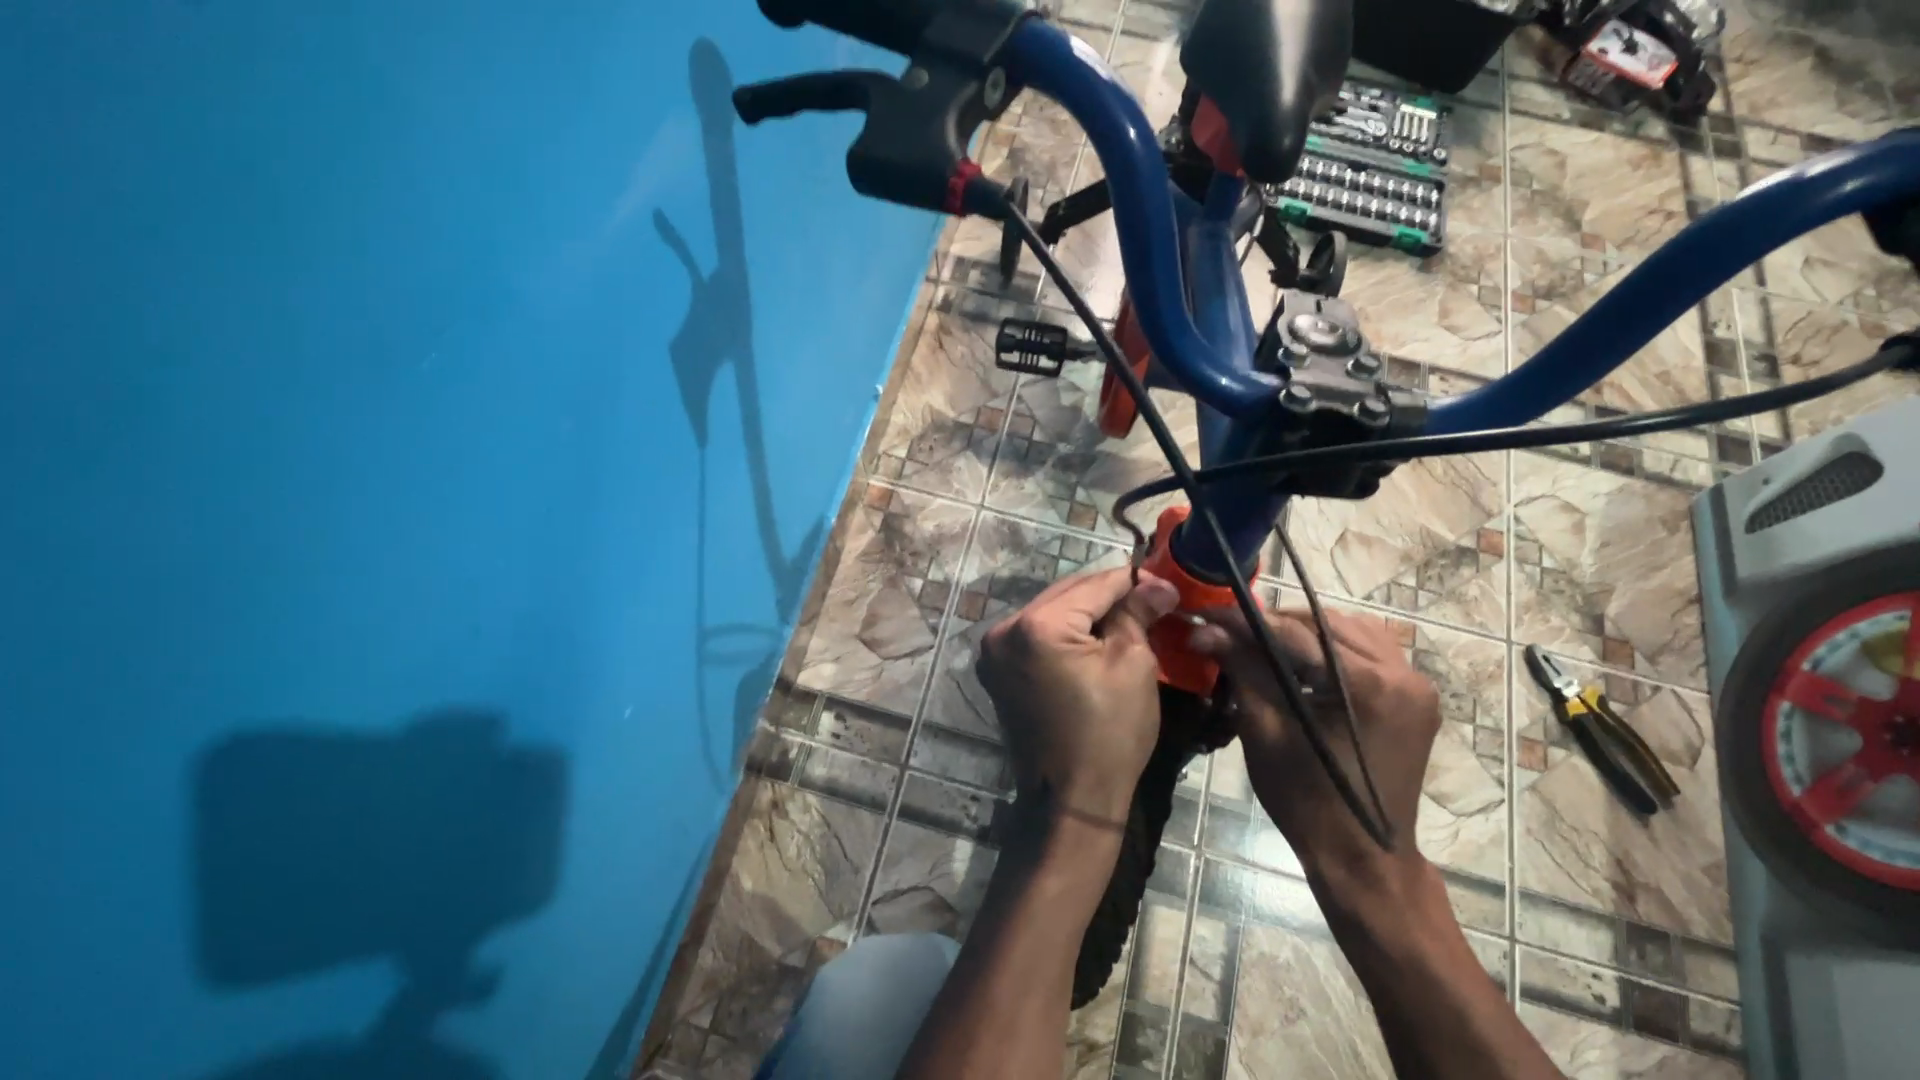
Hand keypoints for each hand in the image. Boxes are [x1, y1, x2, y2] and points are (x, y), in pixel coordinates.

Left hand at [976, 567, 1180, 827]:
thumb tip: (1158, 585)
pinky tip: (1096, 638)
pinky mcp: (997, 671)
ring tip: (1129, 617)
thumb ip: (1137, 614)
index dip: (1134, 581)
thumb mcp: (1132, 665)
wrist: (1071, 798)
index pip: (1093, 585)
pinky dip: (1066, 633)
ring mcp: (994, 652)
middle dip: (1109, 595)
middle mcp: (1004, 631)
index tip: (1167, 583)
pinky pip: (1037, 636)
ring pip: (1051, 612)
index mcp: (1036, 626)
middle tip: (1153, 598)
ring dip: (1087, 612)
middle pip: (1067, 594)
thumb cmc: (1109, 734)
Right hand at [1190, 607, 1441, 887]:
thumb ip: (1241, 668)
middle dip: (1277, 623)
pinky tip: (1308, 665)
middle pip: (1326, 622)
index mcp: (1364, 684)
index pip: (1294, 632)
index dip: (1245, 620)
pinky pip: (1373, 653)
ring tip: (1268, 646)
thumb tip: (1205, 627)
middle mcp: (1401, 674)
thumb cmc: (1306, 800)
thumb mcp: (1265, 730)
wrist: (1364, 856)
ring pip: (1353, 631)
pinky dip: (1337, 649)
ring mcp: (1417, 685)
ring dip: (1309, 632)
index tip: (1207, 613)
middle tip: (1234, 631)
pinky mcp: (1418, 698)